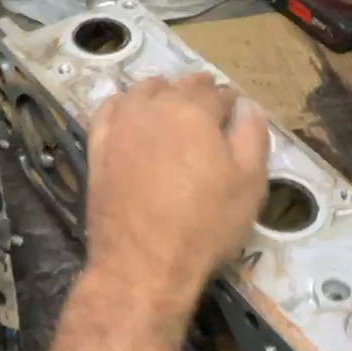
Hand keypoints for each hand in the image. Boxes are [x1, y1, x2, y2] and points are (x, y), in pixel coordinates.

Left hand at [82, 73, 269, 308]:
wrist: (143, 263)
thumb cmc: (205, 226)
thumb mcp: (249, 184)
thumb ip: (252, 136)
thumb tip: (248, 105)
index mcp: (196, 112)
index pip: (219, 94)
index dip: (230, 102)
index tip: (235, 111)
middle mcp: (156, 108)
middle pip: (180, 86)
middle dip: (198, 90)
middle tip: (208, 102)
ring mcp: (122, 126)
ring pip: (143, 91)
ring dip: (161, 91)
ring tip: (170, 101)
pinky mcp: (98, 148)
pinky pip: (109, 110)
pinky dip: (124, 104)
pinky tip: (130, 111)